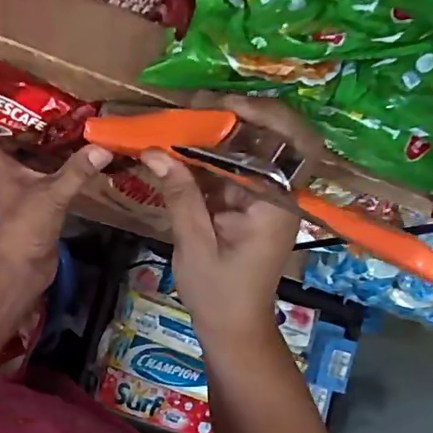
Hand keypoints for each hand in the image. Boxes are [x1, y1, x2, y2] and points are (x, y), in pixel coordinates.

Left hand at [0, 138, 112, 288]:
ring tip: (64, 143)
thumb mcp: (53, 194)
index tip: (18, 111)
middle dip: (21, 145)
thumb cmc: (25, 227)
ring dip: (40, 164)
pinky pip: (44, 194)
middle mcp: (9, 185)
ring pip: (27, 177)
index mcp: (4, 173)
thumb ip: (76, 171)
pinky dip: (55, 184)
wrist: (20, 271)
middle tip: (47, 128)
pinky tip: (73, 176)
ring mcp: (22, 203)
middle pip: (7, 161)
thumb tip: (102, 147)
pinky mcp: (37, 217)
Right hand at [140, 95, 304, 343]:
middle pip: (270, 138)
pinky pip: (233, 172)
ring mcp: (266, 200)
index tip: (210, 104)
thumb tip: (153, 151)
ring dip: (217, 137)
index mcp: (275, 203)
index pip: (278, 143)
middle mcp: (278, 195)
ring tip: (180, 122)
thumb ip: (179, 194)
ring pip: (248, 153)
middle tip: (195, 107)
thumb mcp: (194, 243)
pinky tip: (181, 152)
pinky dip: (208, 161)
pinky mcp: (251, 207)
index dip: (250, 114)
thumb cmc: (218, 293)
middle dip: (235, 116)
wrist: (233, 327)